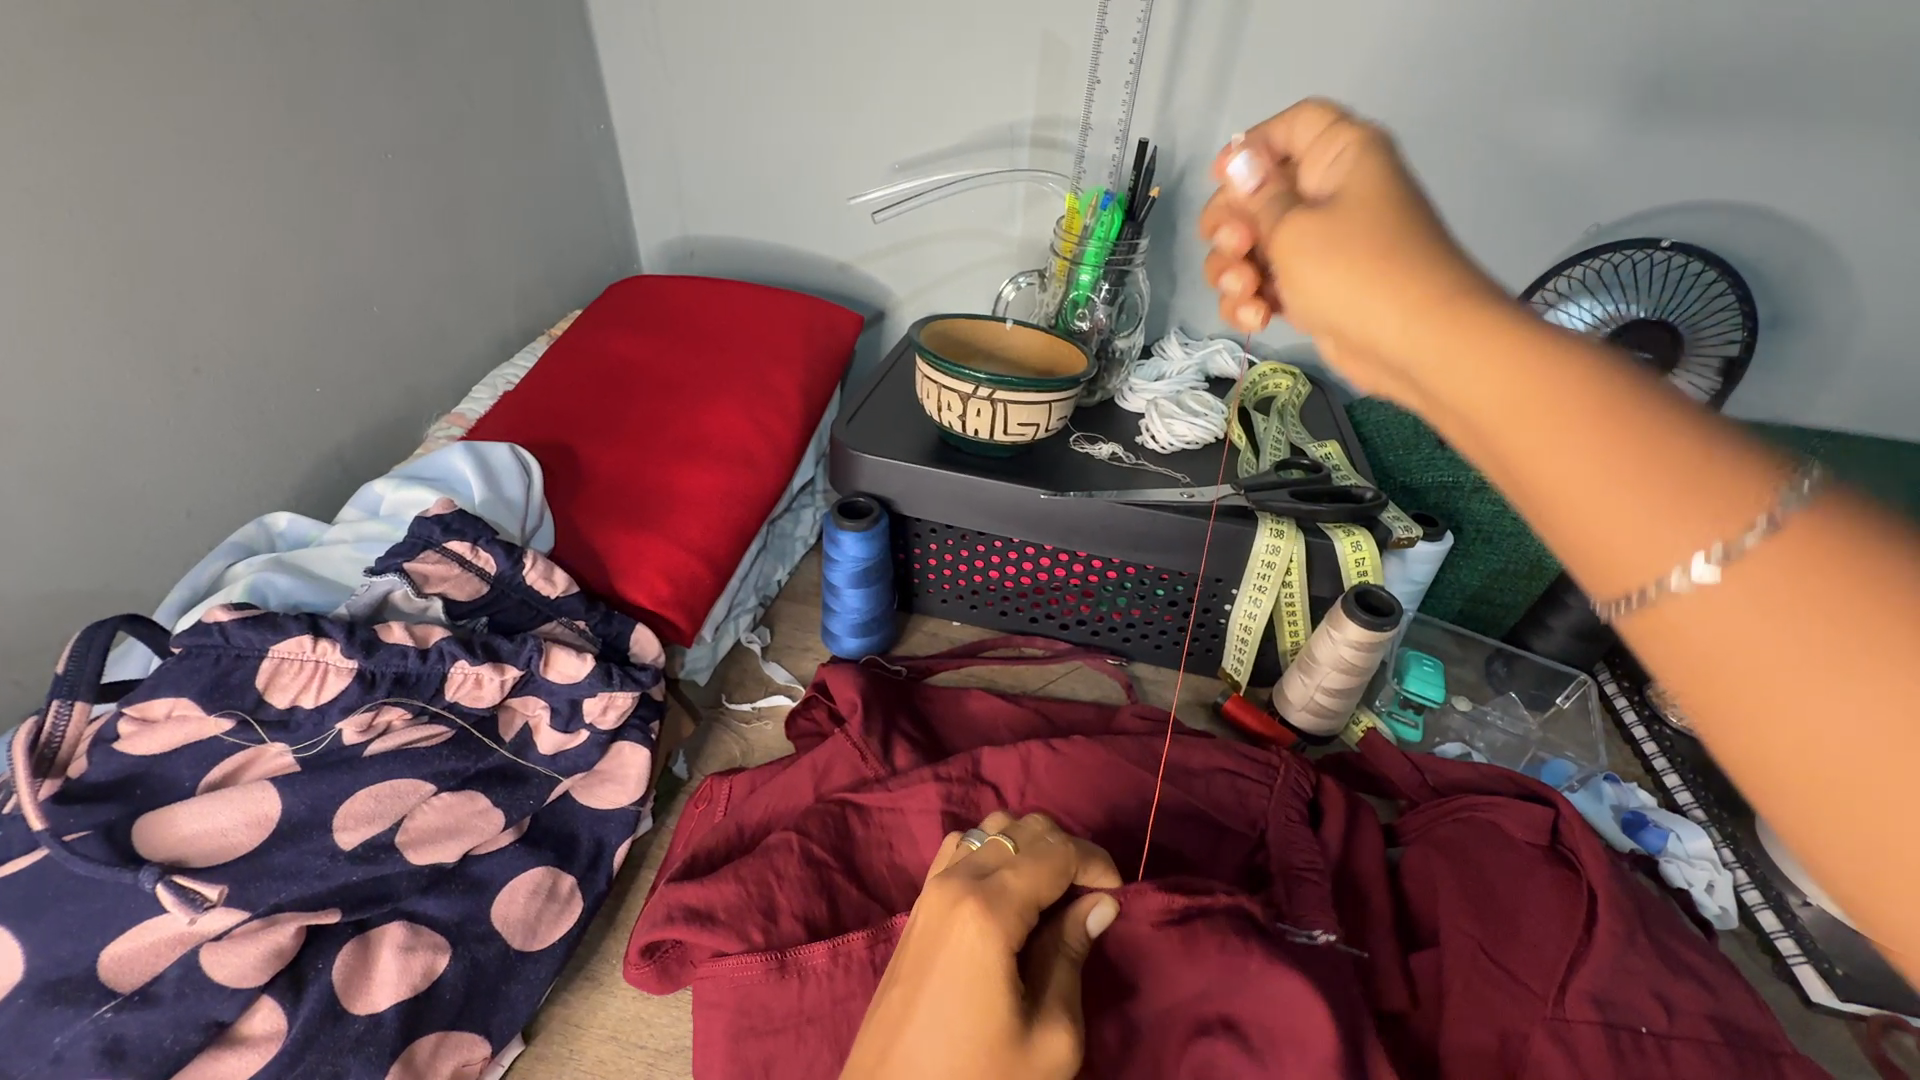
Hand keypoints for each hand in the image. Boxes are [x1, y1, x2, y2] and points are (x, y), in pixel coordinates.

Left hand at [839, 811, 1123, 1079]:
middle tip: (1090, 897)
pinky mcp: (917, 904)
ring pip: (990, 829)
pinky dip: (995, 852)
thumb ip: (1071, 955)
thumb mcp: (1049, 1037)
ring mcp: (930, 888)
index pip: (1056, 850)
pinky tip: (1010, 894)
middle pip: (1023, 828)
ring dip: (1029, 846)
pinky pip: (961, 848)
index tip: (1118, 897)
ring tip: (1054, 894)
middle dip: (1067, 850)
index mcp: (987, 908)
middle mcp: (955, 881)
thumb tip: (1099, 903)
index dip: (1097, 863)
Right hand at [1199, 98, 1506, 404]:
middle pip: (1258, 192)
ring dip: (1235, 270)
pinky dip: (1253, 299)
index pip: (1291, 125)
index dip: (1251, 147)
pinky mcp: (1310, 289)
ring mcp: (1319, 245)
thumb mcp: (1293, 229)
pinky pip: (1266, 283)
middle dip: (1231, 223)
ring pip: (1253, 245)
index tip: (1220, 180)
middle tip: (1234, 248)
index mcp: (1339, 156)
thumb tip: (1239, 160)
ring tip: (1247, 292)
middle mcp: (1329, 193)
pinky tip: (1257, 318)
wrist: (1414, 344)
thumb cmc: (1355, 272)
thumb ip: (1257, 196)